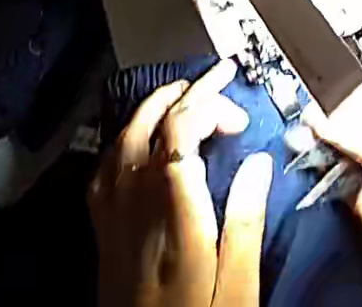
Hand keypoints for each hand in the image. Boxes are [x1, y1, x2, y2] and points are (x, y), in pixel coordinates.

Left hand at [89, 59, 274, 306]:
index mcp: (173, 212)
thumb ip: (246, 219)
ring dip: (157, 104)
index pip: (180, 130)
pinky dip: (127, 136)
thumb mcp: (237, 287)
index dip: (209, 106)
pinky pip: (106, 166)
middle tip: (222, 75)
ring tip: (185, 90)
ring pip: (126, 136)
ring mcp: (113, 215)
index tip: (240, 120)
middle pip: (155, 123)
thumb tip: (259, 160)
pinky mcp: (102, 230)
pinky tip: (141, 137)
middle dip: (191, 91)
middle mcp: (136, 203)